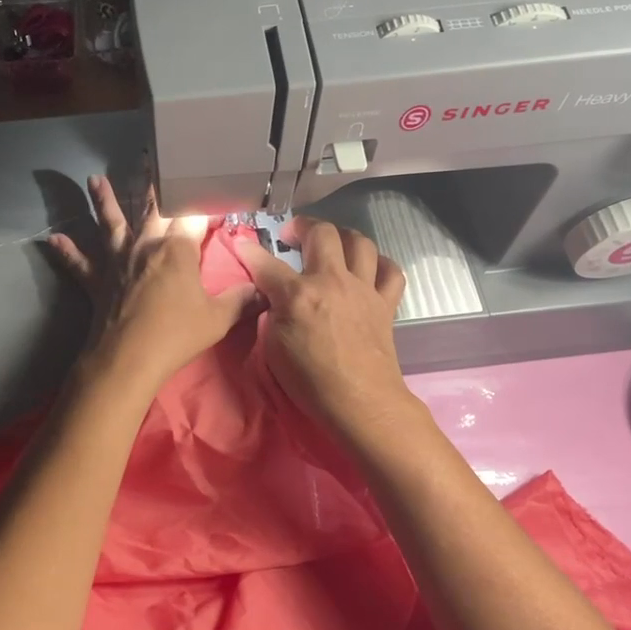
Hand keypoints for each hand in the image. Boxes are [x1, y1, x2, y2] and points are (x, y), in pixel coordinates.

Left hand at [47, 175, 256, 390]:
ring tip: (94, 179)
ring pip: (110, 224)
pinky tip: (53, 240)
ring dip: (103, 201)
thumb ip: (242, 301)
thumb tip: (265, 292)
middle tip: (148, 157)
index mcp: (177, 249)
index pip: (194, 215)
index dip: (205, 203)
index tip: (213, 189)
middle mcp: (145, 245)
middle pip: (150, 208)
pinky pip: (80, 264)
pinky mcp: (97, 282)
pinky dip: (68, 252)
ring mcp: (117, 262)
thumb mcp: (218, 319)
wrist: (127, 359)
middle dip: (152, 183)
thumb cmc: (175, 335)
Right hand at [236, 220, 413, 431]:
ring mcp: (364, 290)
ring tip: (331, 244)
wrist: (361, 402)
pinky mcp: (386, 304)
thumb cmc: (310, 382)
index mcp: (298, 294)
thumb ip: (273, 314)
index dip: (249, 252)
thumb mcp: (274, 348)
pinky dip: (379, 264)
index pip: (266, 264)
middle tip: (292, 236)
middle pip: (322, 233)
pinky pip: (390, 271)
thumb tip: (275, 298)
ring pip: (360, 242)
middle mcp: (333, 281)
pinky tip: (368, 269)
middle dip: (303, 227)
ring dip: (342, 237)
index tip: (240, 244)